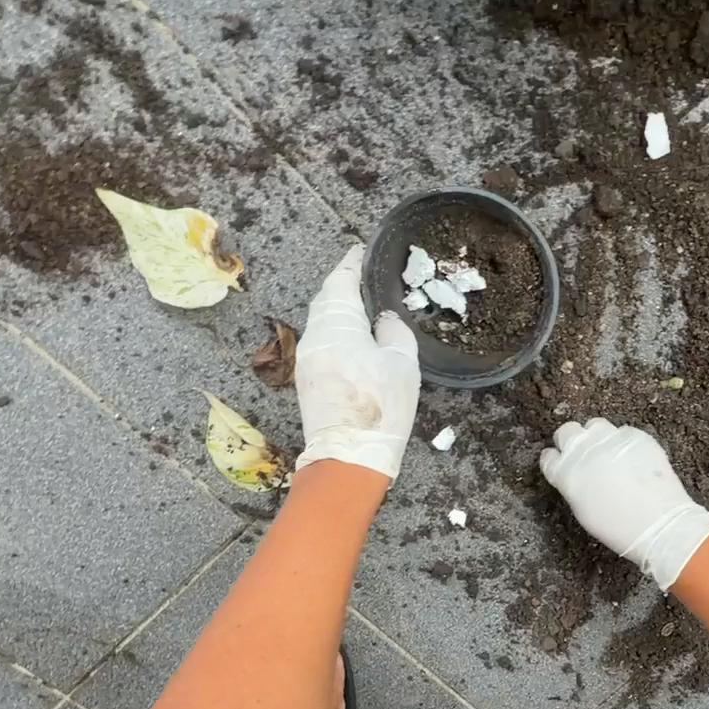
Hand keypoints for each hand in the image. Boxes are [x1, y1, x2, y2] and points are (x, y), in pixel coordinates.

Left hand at [294, 245, 420, 480]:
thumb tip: (383, 320)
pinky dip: (336, 331)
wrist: (350, 456)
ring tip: (360, 307)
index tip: (360, 252)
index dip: (351, 264)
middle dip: (342, 285)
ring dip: (338, 310)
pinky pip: (321, 342)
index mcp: (337, 327)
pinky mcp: (307, 380)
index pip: (340, 282)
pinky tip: (351, 338)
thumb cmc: (381, 408)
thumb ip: (394, 332)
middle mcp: (315, 337)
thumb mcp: (402, 365)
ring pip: (322, 322)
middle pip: (326, 300)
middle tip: (362, 278)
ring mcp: (306, 360)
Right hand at [540, 418, 708, 589]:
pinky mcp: (635, 436)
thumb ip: (572, 484)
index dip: (555, 459)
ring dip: (597, 436)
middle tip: (583, 454)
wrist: (657, 523)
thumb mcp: (582, 510)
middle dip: (571, 440)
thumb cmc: (617, 527)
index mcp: (566, 473)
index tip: (561, 463)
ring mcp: (610, 439)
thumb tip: (575, 474)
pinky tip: (632, 457)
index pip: (548, 456)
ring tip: (608, 452)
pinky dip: (623, 442)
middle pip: (566, 431)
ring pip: (594, 425)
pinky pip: (623, 432)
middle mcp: (583, 450)